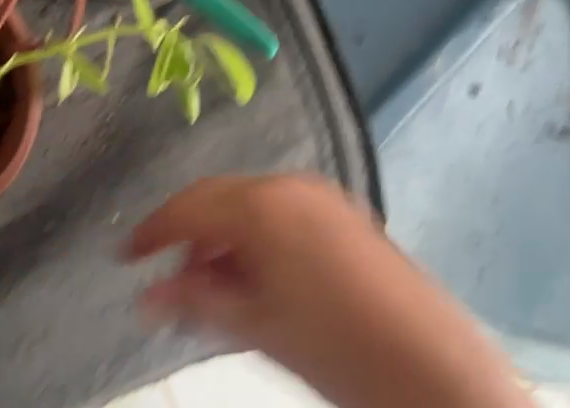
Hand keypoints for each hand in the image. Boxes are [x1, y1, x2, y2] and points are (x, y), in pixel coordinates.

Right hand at [127, 175, 530, 407]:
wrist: (444, 381)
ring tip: (212, 288)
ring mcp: (324, 199)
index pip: (188, 206)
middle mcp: (290, 187)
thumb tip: (146, 295)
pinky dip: (258, 241)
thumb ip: (194, 300)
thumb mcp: (256, 327)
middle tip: (168, 280)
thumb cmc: (340, 353)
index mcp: (263, 204)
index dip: (152, 232)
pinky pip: (283, 216)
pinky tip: (256, 280)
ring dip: (224, 241)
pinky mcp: (348, 218)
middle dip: (189, 237)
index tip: (125, 257)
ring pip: (251, 208)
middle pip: (219, 200)